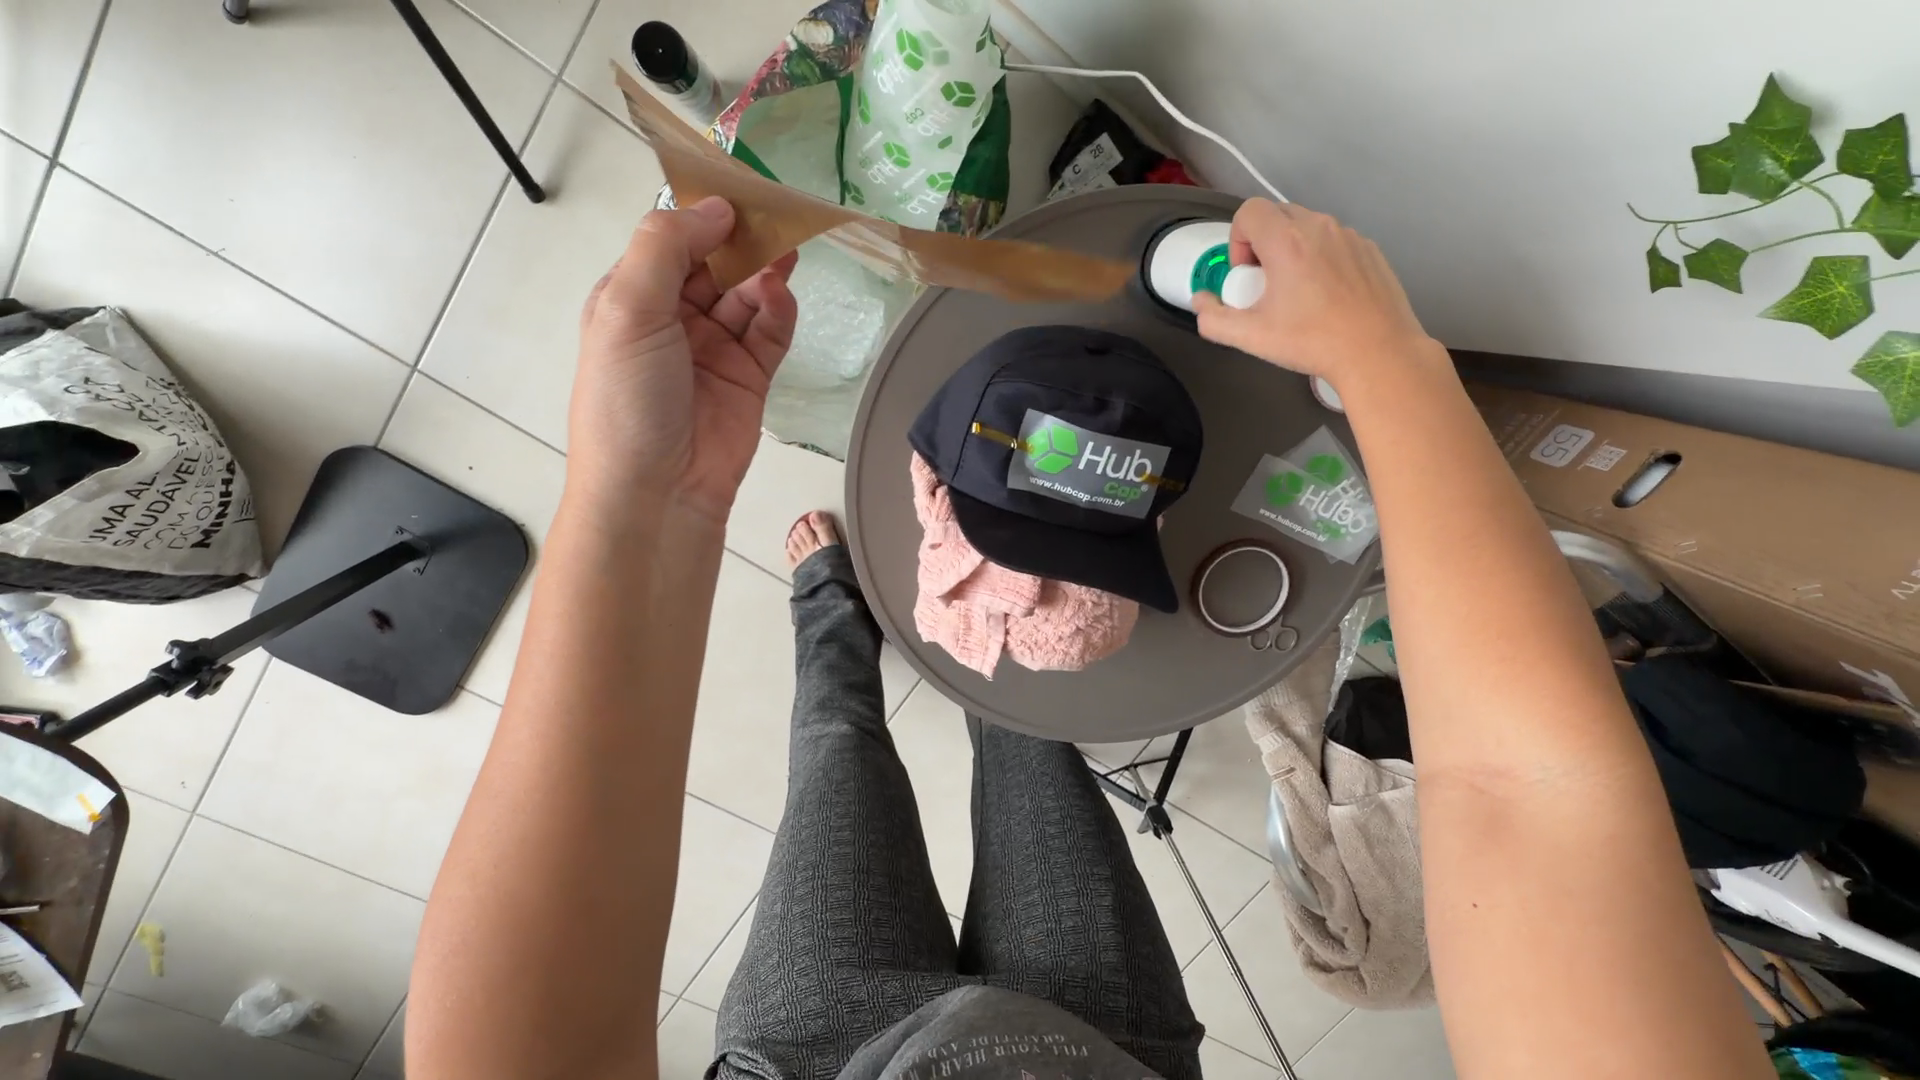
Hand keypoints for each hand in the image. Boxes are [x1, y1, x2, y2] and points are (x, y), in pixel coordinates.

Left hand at [568, 197, 798, 524]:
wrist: (658, 491)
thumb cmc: (628, 398)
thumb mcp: (627, 310)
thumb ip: (666, 248)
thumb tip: (717, 209)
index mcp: (633, 296)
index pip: (671, 239)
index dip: (702, 213)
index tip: (739, 188)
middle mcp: (674, 317)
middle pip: (716, 261)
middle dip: (742, 239)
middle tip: (778, 213)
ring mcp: (715, 348)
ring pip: (748, 294)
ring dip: (764, 272)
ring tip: (785, 253)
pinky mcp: (751, 377)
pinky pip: (770, 333)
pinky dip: (778, 312)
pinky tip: (779, 299)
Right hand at [1193, 199, 1437, 388]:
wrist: (1377, 352)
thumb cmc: (1311, 341)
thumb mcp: (1251, 337)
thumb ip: (1214, 318)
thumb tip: (1200, 301)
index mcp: (1287, 241)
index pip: (1249, 211)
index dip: (1238, 240)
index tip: (1247, 276)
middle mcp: (1319, 227)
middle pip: (1277, 215)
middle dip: (1262, 244)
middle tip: (1266, 285)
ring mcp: (1349, 235)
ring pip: (1307, 227)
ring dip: (1291, 250)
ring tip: (1298, 293)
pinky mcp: (1369, 248)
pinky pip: (1333, 241)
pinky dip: (1320, 258)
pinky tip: (1327, 296)